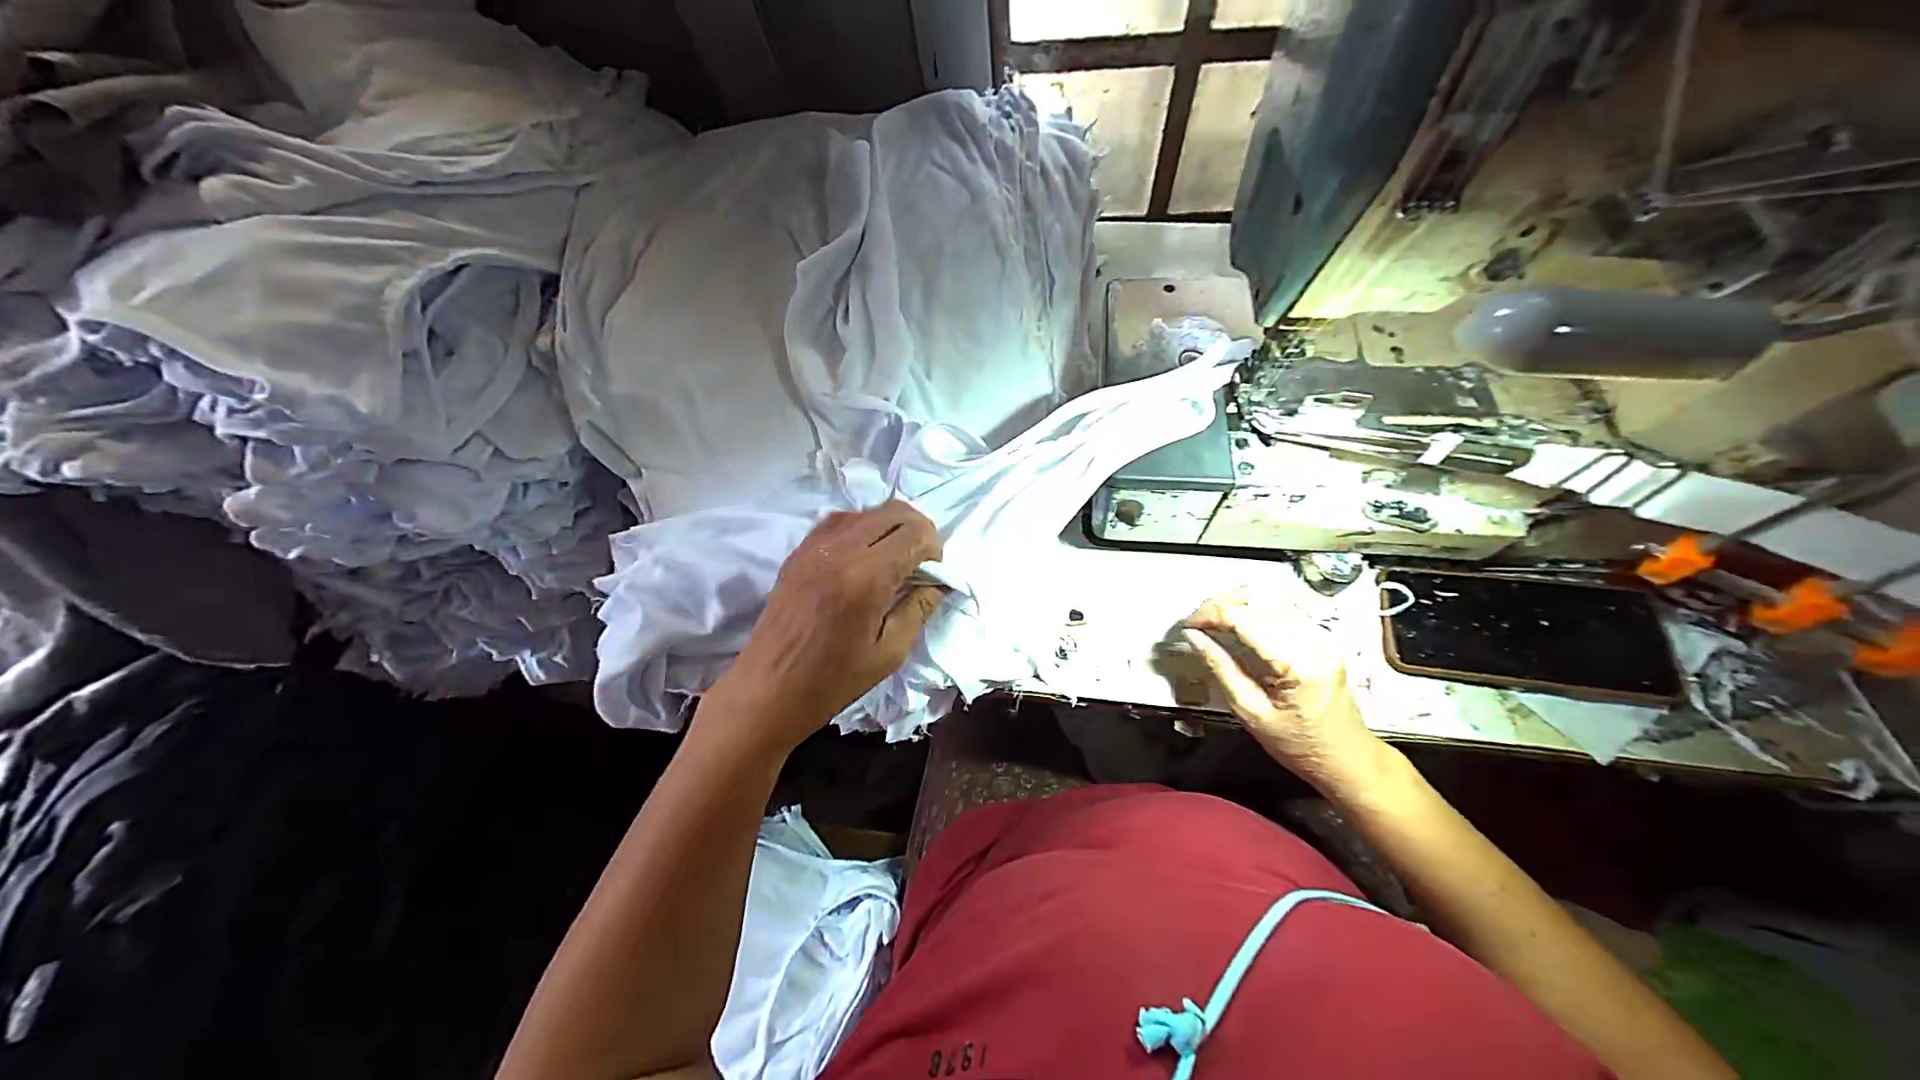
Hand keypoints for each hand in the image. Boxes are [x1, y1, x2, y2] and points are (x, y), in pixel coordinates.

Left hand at [702, 502, 944, 756]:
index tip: (934, 572)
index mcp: (866, 575)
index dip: (934, 547)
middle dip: (916, 530)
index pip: (914, 532)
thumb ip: (918, 609)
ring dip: (888, 527)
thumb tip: (937, 583)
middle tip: (920, 563)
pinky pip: (839, 523)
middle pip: (893, 511)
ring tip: (893, 561)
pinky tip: (863, 559)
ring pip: (866, 512)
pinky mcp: (798, 552)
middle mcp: (840, 549)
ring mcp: (814, 546)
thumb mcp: (890, 652)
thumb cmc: (833, 678)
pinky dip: (861, 530)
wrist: (769, 688)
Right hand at [1181, 589, 1383, 793]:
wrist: (1347, 759)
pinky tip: (1236, 624)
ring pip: (1270, 601)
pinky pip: (1281, 612)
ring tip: (1211, 622)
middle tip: (1196, 622)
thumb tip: (1194, 637)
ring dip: (1236, 605)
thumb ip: (1221, 669)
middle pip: (1259, 602)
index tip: (1188, 625)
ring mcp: (1320, 638)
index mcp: (1298, 664)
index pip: (1246, 620)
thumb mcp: (1251, 713)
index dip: (1211, 615)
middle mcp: (1313, 642)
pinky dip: (1253, 612)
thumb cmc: (1300, 746)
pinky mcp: (1320, 639)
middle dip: (1221, 605)